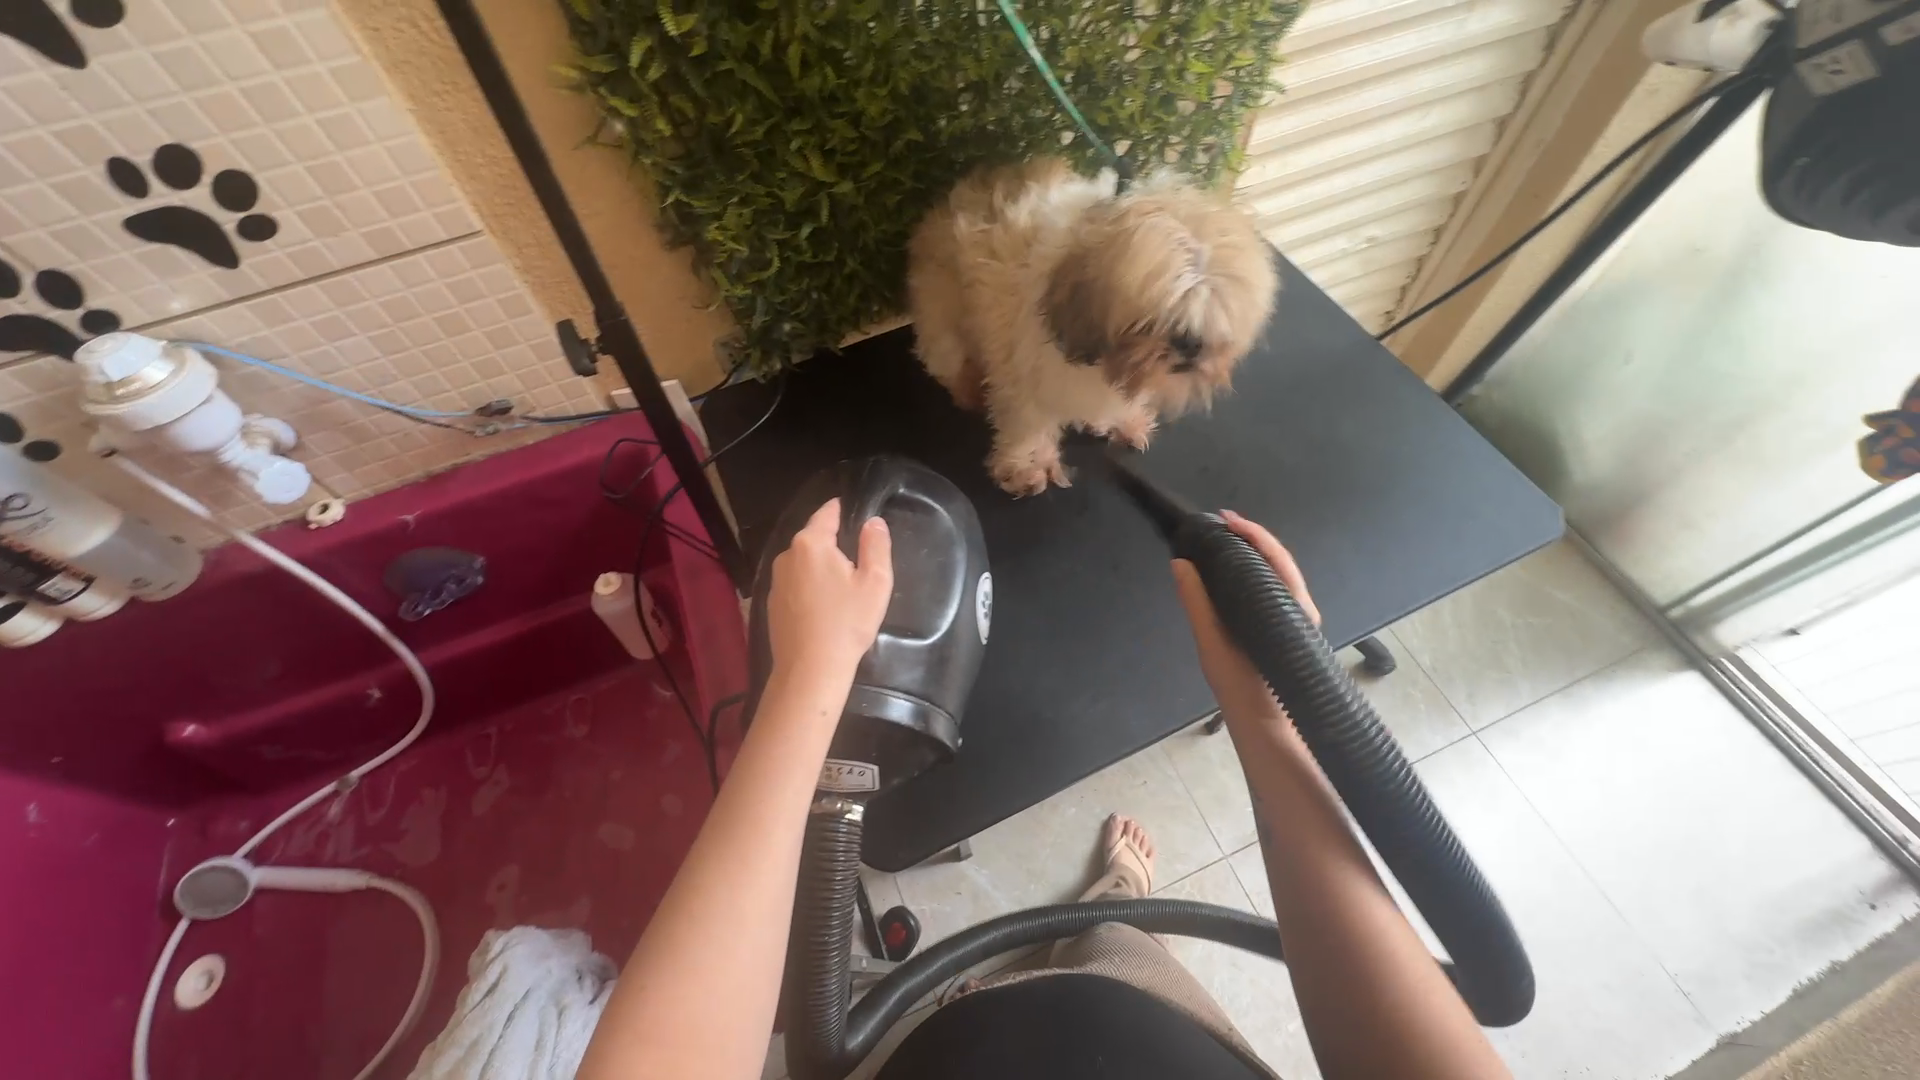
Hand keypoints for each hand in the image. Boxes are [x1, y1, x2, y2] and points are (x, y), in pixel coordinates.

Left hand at [767, 498, 893, 678]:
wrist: (810, 669)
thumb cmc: (847, 623)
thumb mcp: (875, 582)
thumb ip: (876, 545)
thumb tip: (873, 522)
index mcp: (811, 544)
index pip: (827, 513)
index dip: (843, 509)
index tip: (858, 513)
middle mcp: (787, 556)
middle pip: (814, 538)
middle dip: (834, 543)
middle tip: (859, 560)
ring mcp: (776, 580)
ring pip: (804, 562)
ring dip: (822, 566)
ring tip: (844, 586)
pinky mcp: (772, 602)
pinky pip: (796, 582)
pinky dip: (810, 586)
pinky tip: (825, 605)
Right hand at [1172, 511, 1319, 725]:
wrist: (1265, 722)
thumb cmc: (1242, 684)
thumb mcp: (1212, 643)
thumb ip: (1197, 602)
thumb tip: (1181, 565)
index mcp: (1289, 607)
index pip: (1275, 557)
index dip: (1252, 533)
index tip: (1225, 520)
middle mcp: (1298, 607)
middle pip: (1279, 560)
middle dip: (1252, 537)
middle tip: (1220, 524)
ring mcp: (1293, 617)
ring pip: (1277, 574)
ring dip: (1252, 553)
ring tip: (1223, 541)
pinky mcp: (1284, 626)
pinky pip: (1271, 589)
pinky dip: (1253, 572)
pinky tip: (1232, 572)